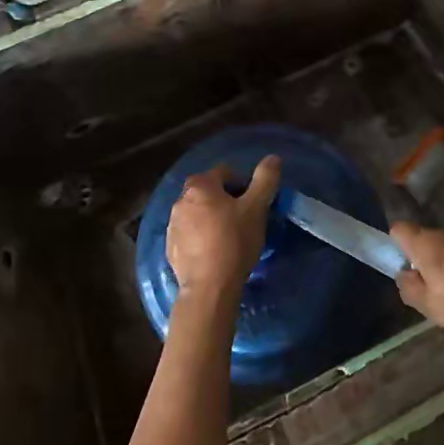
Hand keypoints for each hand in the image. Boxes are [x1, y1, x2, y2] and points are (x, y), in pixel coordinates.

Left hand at [166, 156, 281, 302]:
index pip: (225, 173)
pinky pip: (190, 234)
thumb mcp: (256, 208)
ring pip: (198, 214)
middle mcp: (180, 200)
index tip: (253, 206)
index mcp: (199, 185)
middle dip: (226, 202)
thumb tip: (273, 158)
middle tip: (244, 222)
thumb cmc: (234, 241)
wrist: (209, 286)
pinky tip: (215, 254)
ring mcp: (172, 225)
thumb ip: (265, 180)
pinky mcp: (170, 247)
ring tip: (230, 240)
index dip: (243, 186)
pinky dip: (201, 238)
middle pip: (210, 193)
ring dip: (212, 220)